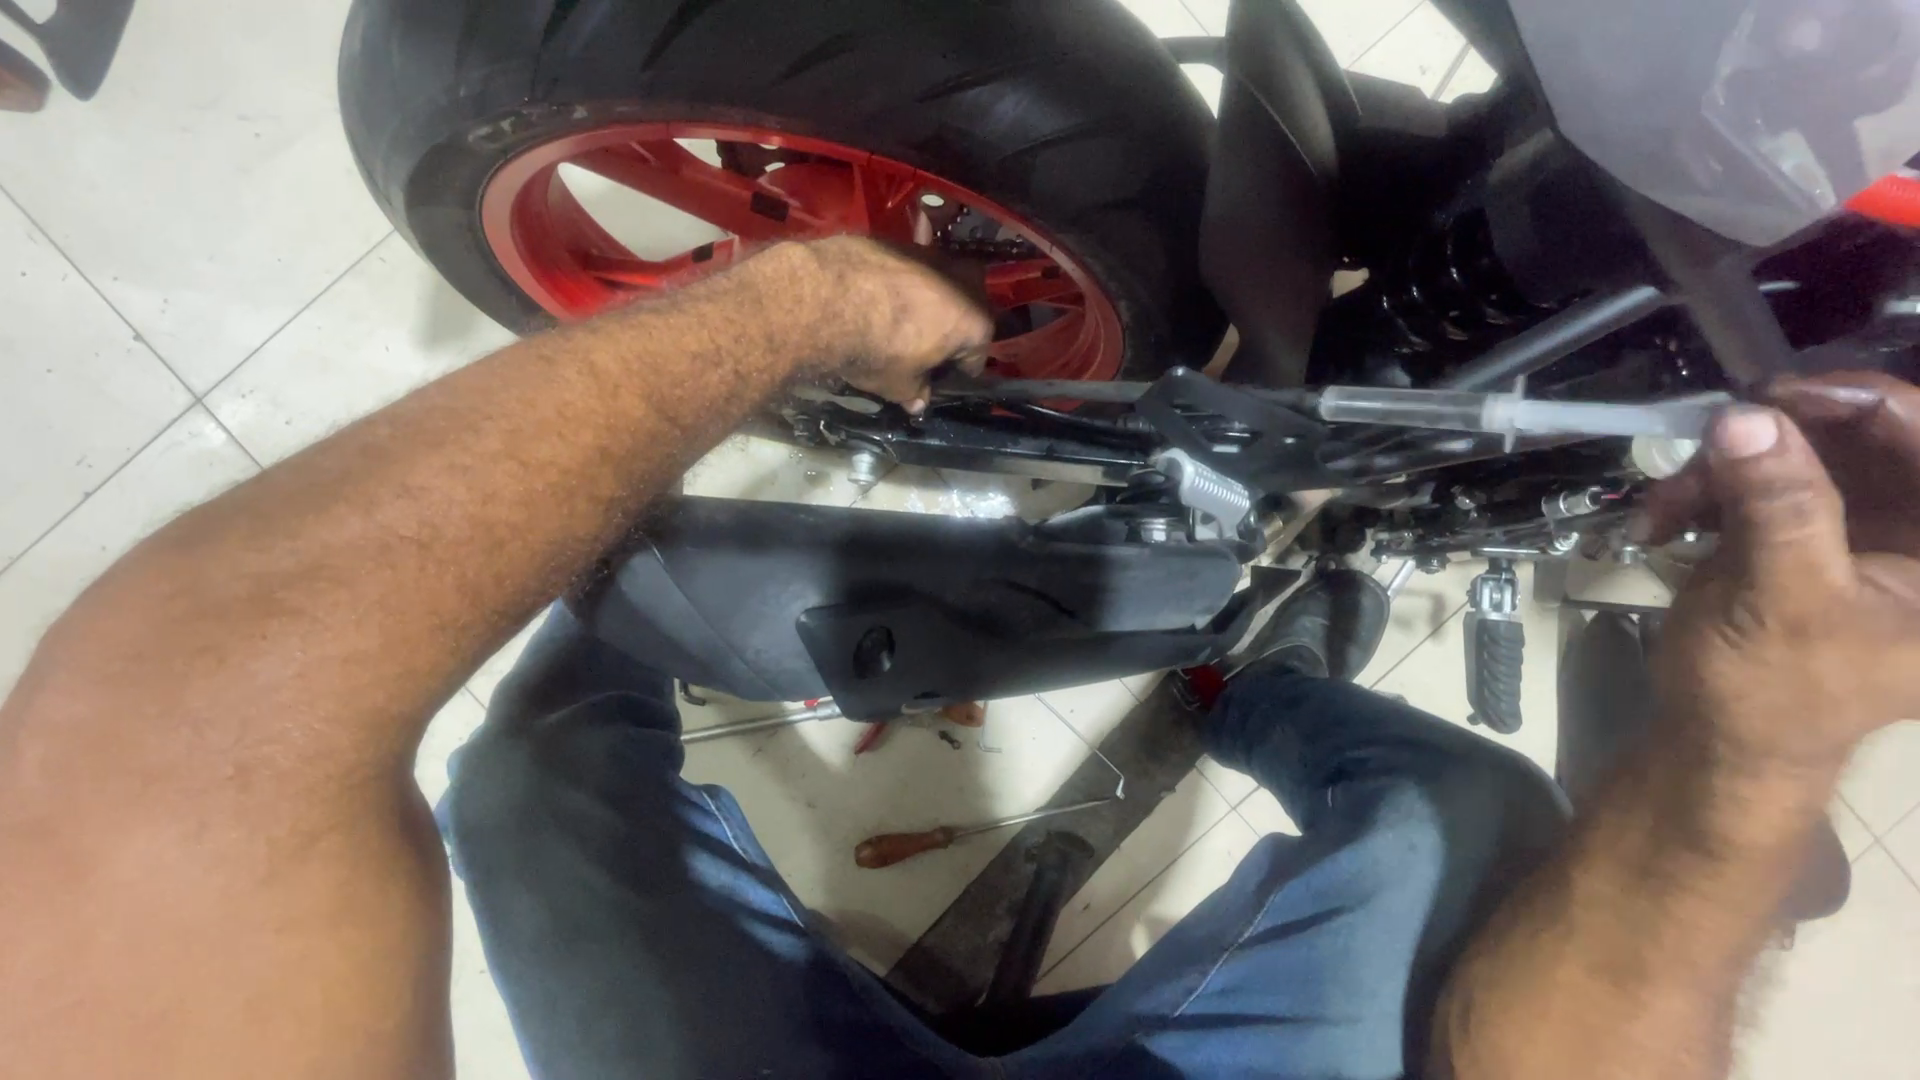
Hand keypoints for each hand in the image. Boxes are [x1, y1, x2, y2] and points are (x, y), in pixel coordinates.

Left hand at [792, 235, 993, 410]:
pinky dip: (898, 283)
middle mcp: (964, 283)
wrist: (828, 297)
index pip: (976, 357)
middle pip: (965, 311)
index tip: (939, 378)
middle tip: (922, 346)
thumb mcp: (898, 385)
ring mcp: (933, 255)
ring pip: (939, 285)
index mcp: (974, 323)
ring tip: (896, 321)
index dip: (956, 372)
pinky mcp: (900, 241)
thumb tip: (917, 403)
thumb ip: (914, 393)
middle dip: (948, 328)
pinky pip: (908, 269)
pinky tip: (873, 298)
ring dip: (925, 302)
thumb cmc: (877, 349)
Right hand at [1639, 377, 1919, 771]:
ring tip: (1665, 509)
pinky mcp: (1800, 534)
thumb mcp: (1783, 599)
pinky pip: (1755, 482)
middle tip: (1700, 454)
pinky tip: (1663, 522)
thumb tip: (1745, 417)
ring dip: (1719, 472)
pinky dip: (1702, 492)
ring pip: (1797, 456)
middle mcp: (1918, 530)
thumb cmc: (1772, 687)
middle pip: (1862, 439)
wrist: (1718, 737)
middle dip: (1769, 444)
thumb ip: (1778, 508)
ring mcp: (1860, 530)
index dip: (1866, 403)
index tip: (1772, 394)